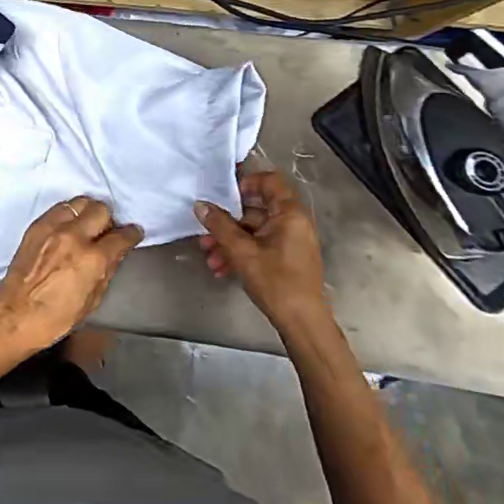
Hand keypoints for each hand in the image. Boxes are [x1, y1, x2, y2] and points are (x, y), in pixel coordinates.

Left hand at [0, 197, 142, 354]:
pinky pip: (60, 208)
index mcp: (92, 260)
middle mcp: (75, 237)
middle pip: (102, 210)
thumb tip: (116, 253)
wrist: (13, 316)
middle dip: (108, 221)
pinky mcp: (37, 226)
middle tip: (105, 232)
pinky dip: (69, 213)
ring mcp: (53, 228)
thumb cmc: (56, 317)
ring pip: (81, 202)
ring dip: (89, 212)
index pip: (121, 236)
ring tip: (86, 225)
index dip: (132, 234)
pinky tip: (68, 227)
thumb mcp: (92, 300)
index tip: (133, 234)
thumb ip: (107, 271)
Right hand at [194, 171, 330, 332]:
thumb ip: (220, 226)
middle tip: (207, 233)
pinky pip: (262, 245)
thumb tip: (201, 205)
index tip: (223, 195)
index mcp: (290, 212)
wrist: (302, 322)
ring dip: (231, 241)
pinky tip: (223, 269)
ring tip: (210, 257)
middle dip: (229, 222)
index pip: (269, 181)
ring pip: (256, 231)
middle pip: (257, 209)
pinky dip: (243, 253)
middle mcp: (294, 221)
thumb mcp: (242, 252)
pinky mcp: (288, 258)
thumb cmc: (276, 282)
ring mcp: (292, 240)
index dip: (246, 183)